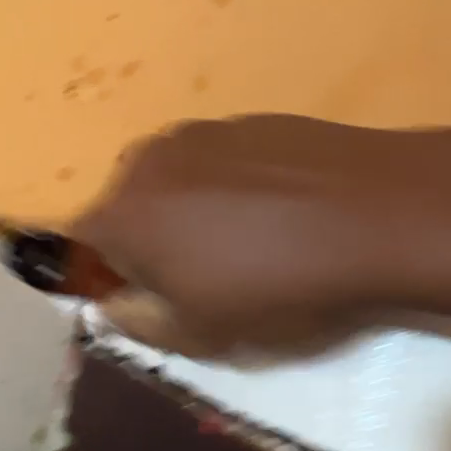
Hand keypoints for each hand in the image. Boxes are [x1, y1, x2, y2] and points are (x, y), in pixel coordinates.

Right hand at [71, 116, 450, 361]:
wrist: (373, 213)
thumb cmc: (273, 284)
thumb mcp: (199, 331)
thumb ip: (137, 322)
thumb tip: (114, 306)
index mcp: (120, 214)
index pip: (77, 245)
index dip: (104, 275)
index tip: (143, 296)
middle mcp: (143, 162)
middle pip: (124, 209)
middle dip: (148, 243)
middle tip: (200, 275)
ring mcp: (195, 133)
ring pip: (171, 182)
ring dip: (188, 212)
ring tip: (247, 241)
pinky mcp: (243, 119)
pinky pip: (215, 162)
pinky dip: (229, 187)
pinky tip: (278, 211)